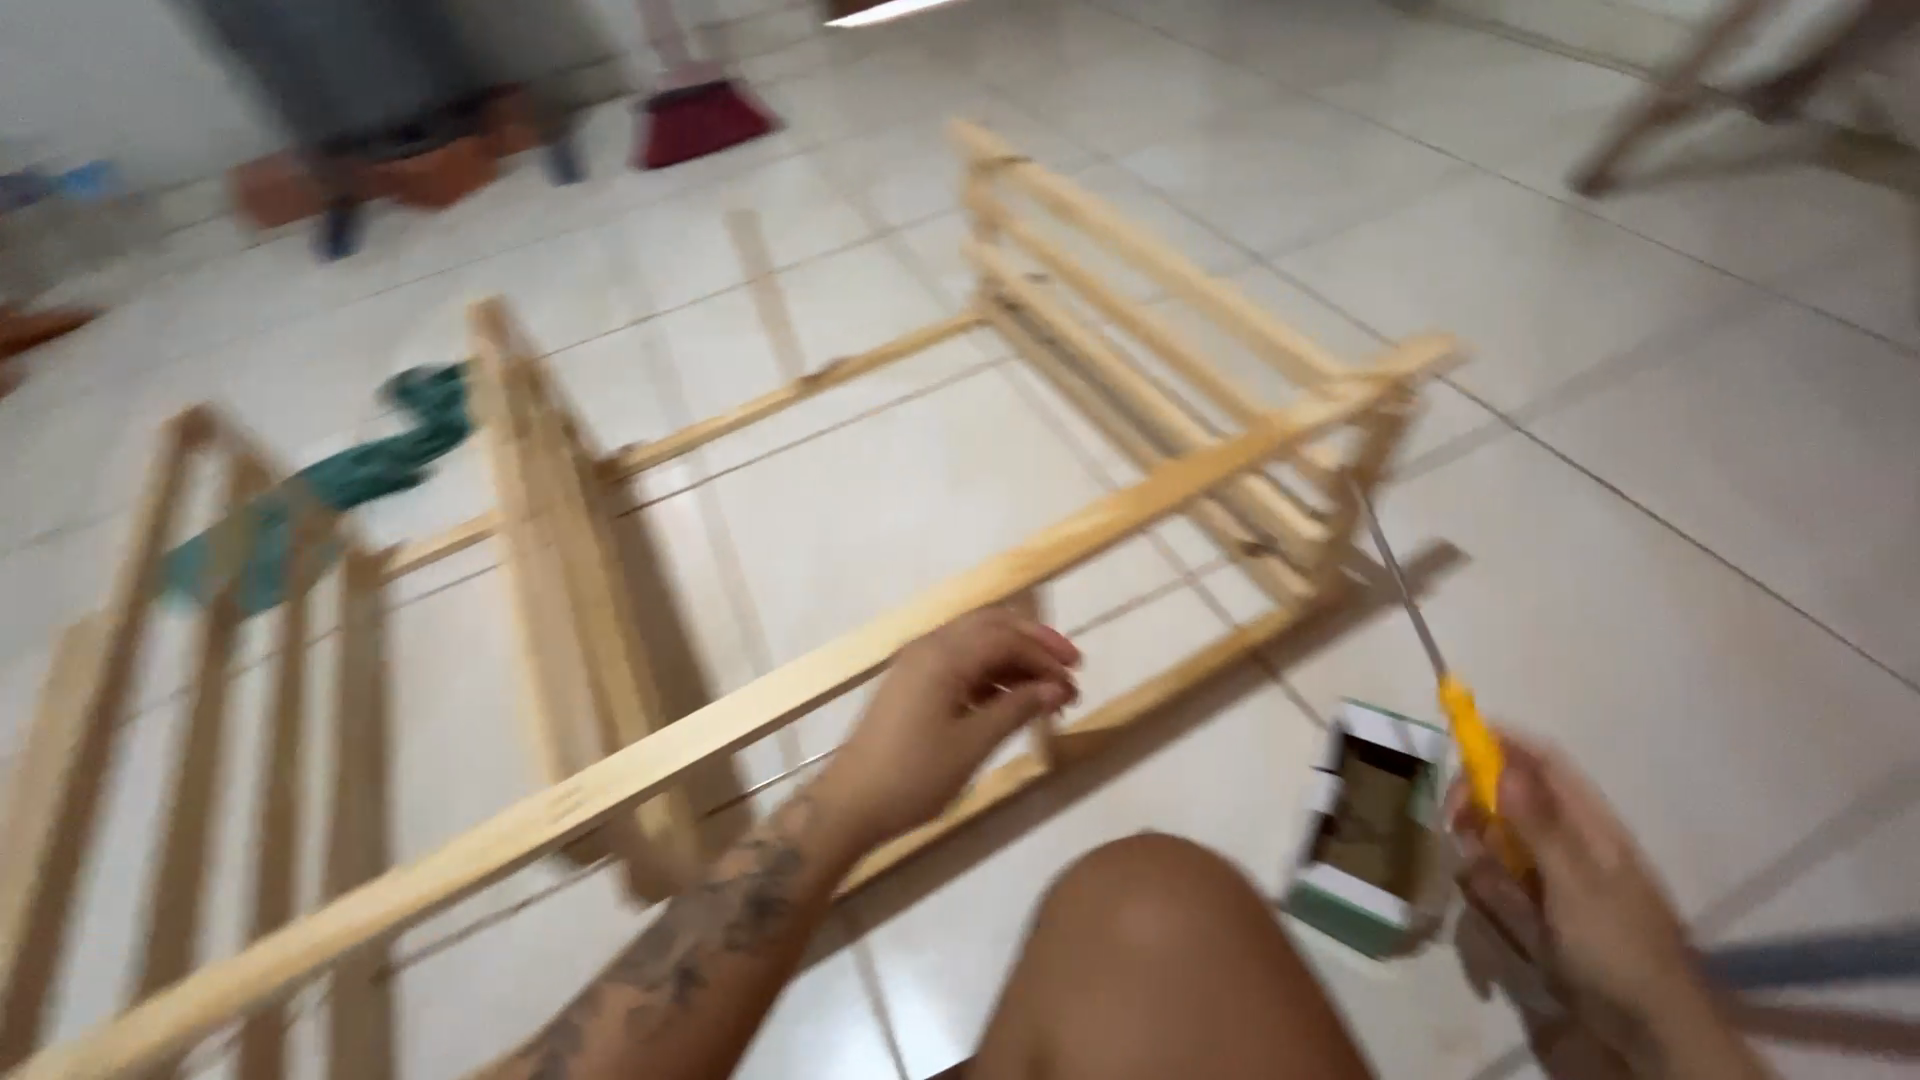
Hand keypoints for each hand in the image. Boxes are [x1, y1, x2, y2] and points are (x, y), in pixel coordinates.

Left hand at [820, 608, 1080, 847]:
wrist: (849, 803)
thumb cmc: (913, 775)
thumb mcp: (972, 744)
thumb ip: (1016, 708)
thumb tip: (1057, 688)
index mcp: (943, 655)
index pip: (1006, 637)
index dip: (1045, 655)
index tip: (1076, 681)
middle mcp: (929, 647)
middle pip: (991, 626)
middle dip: (1033, 644)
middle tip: (1069, 669)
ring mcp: (917, 663)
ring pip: (975, 643)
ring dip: (1013, 660)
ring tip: (1045, 693)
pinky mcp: (911, 683)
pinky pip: (959, 663)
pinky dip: (989, 674)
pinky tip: (1010, 701)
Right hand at [1450, 731, 1704, 1043]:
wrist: (1650, 1029)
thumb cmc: (1619, 948)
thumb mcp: (1576, 884)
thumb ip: (1538, 825)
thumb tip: (1504, 764)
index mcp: (1588, 824)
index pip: (1543, 761)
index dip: (1504, 740)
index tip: (1458, 733)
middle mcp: (1567, 838)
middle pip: (1508, 794)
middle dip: (1474, 800)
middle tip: (1451, 819)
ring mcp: (1551, 872)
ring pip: (1495, 836)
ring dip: (1478, 849)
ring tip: (1481, 877)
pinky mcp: (1537, 904)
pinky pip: (1496, 878)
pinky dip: (1486, 885)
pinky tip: (1495, 907)